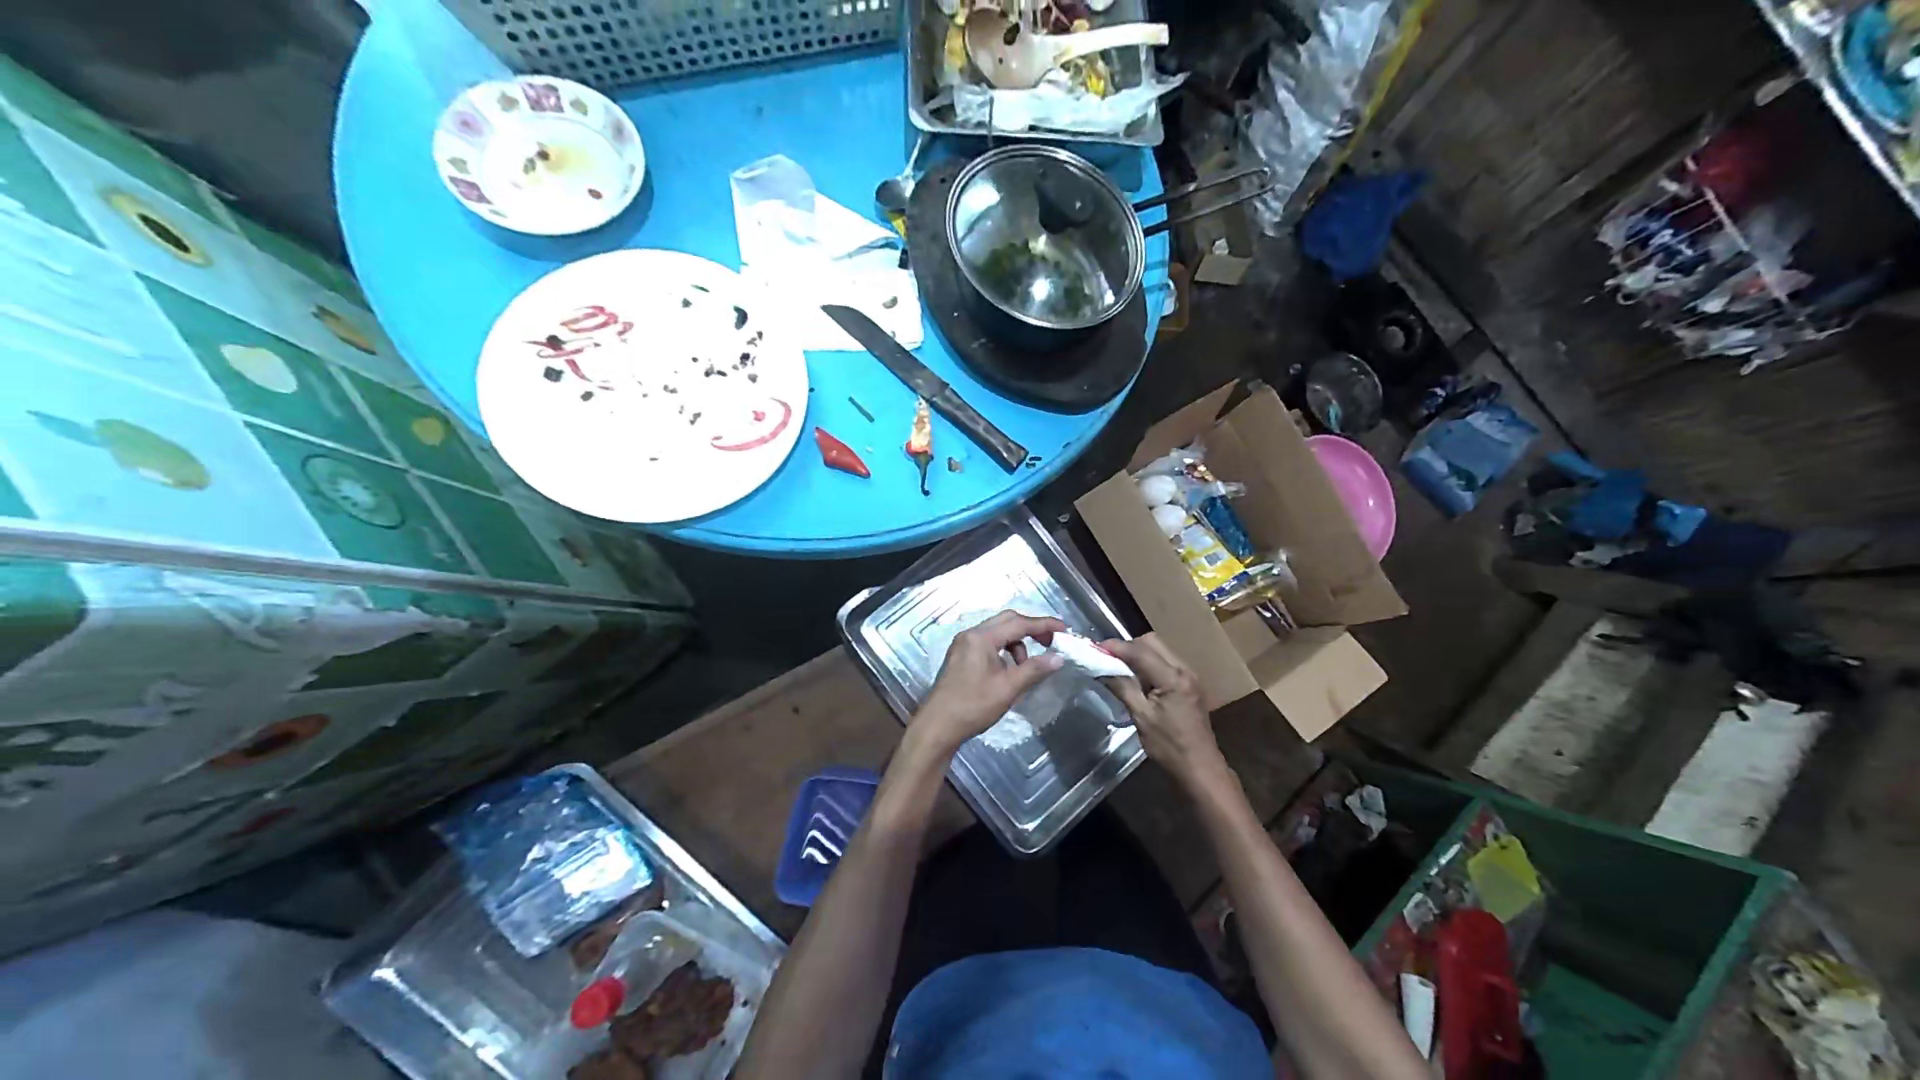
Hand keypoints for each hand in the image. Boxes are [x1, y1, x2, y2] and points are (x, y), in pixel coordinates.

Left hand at [911, 611, 1066, 754]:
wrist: (937, 727)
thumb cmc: (972, 706)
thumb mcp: (1008, 688)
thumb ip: (1034, 670)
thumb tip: (1058, 658)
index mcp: (981, 637)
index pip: (1019, 623)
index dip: (1044, 625)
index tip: (1064, 630)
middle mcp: (971, 635)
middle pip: (1007, 622)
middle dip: (1031, 630)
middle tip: (1050, 643)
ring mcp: (963, 645)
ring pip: (998, 634)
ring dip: (1017, 645)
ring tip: (1025, 668)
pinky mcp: (961, 657)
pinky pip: (988, 645)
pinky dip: (1004, 653)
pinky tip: (1008, 673)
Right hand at [1100, 635, 1228, 789]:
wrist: (1200, 768)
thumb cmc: (1169, 746)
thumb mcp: (1141, 717)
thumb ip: (1122, 687)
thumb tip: (1101, 668)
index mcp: (1173, 678)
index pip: (1140, 651)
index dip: (1116, 647)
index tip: (1095, 648)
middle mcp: (1184, 670)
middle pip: (1152, 642)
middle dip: (1128, 646)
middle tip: (1108, 659)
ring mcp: (1190, 676)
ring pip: (1160, 650)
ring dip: (1139, 654)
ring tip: (1120, 668)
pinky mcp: (1190, 684)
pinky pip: (1166, 662)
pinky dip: (1150, 663)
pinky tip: (1138, 680)